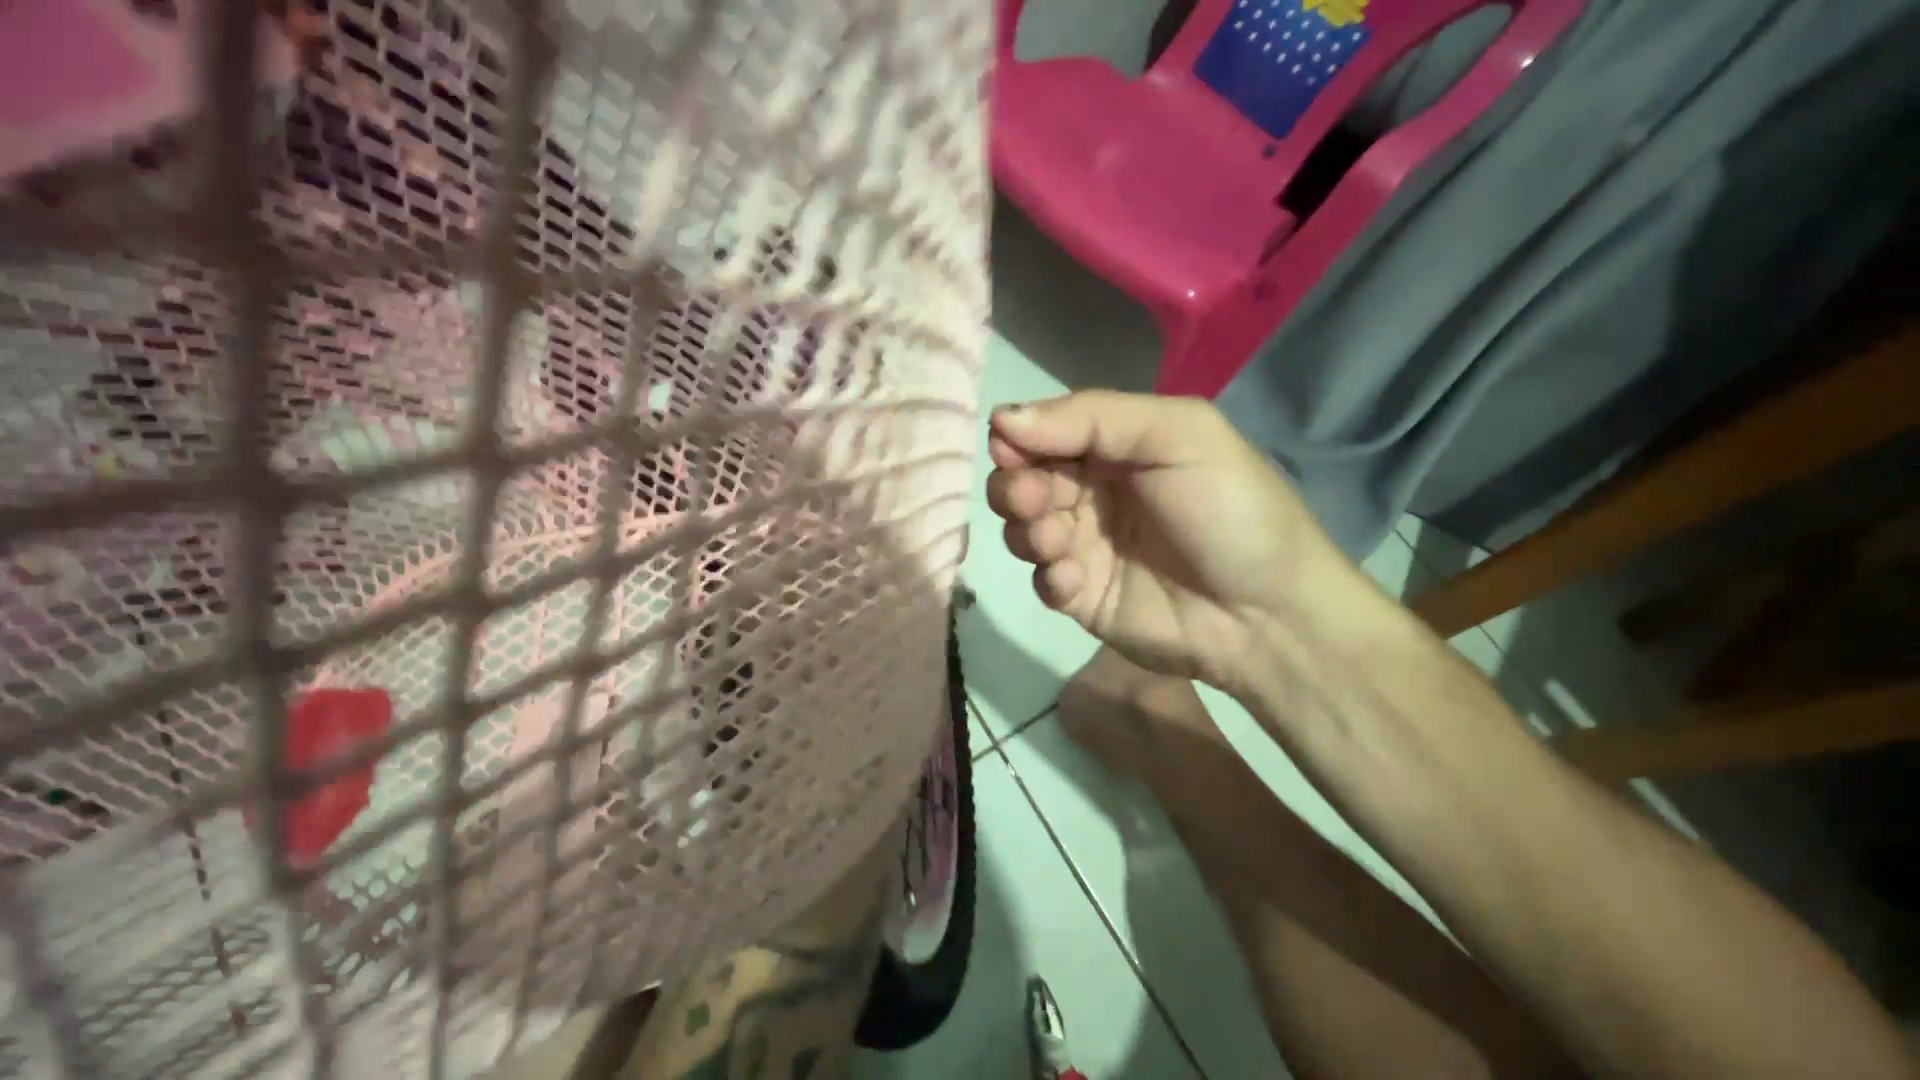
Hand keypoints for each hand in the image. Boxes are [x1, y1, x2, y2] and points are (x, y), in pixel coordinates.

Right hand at [986, 391, 1357, 692]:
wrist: (1270, 614)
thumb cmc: (1232, 511)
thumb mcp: (1178, 435)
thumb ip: (1092, 417)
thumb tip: (1002, 419)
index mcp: (1119, 446)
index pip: (1046, 431)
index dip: (1019, 438)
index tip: (1007, 449)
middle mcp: (1096, 491)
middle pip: (1024, 479)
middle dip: (1017, 487)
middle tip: (1034, 501)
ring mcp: (1088, 547)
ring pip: (1024, 529)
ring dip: (1028, 530)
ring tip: (1060, 541)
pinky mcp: (1084, 598)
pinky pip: (1042, 580)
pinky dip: (1049, 576)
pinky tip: (1075, 581)